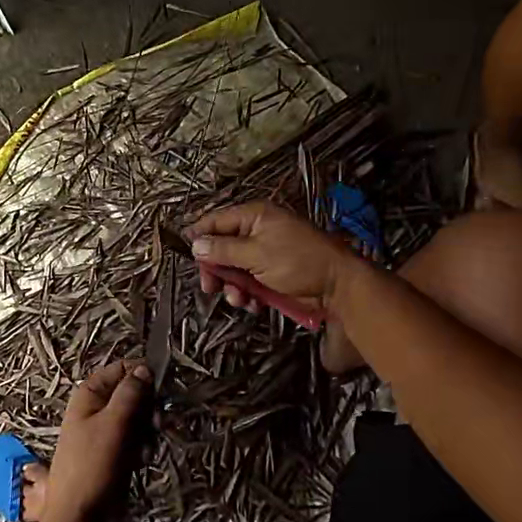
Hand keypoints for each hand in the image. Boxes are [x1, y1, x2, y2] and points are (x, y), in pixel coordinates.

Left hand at [43, 359, 150, 521]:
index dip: (141, 375)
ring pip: (137, 418)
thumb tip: (145, 368)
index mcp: (89, 394)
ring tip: (145, 450)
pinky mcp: (112, 453)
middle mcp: (95, 409)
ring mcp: (103, 432)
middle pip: (132, 394)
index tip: (159, 389)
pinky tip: (141, 462)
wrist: (79, 518)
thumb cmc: (93, 465)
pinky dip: (141, 448)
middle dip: (148, 409)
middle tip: (156, 424)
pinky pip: (134, 440)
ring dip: (147, 432)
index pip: (120, 368)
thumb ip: (131, 392)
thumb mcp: (114, 423)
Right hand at [184, 202, 357, 310]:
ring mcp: (264, 255)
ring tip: (239, 299)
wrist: (337, 286)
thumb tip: (195, 244)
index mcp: (254, 216)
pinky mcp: (271, 276)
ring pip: (233, 270)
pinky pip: (249, 284)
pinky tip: (254, 305)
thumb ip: (224, 250)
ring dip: (232, 287)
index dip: (199, 236)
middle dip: (215, 270)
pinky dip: (248, 296)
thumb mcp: (257, 254)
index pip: (216, 221)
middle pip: (221, 248)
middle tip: (210, 286)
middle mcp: (257, 232)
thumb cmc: (299, 262)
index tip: (185, 253)